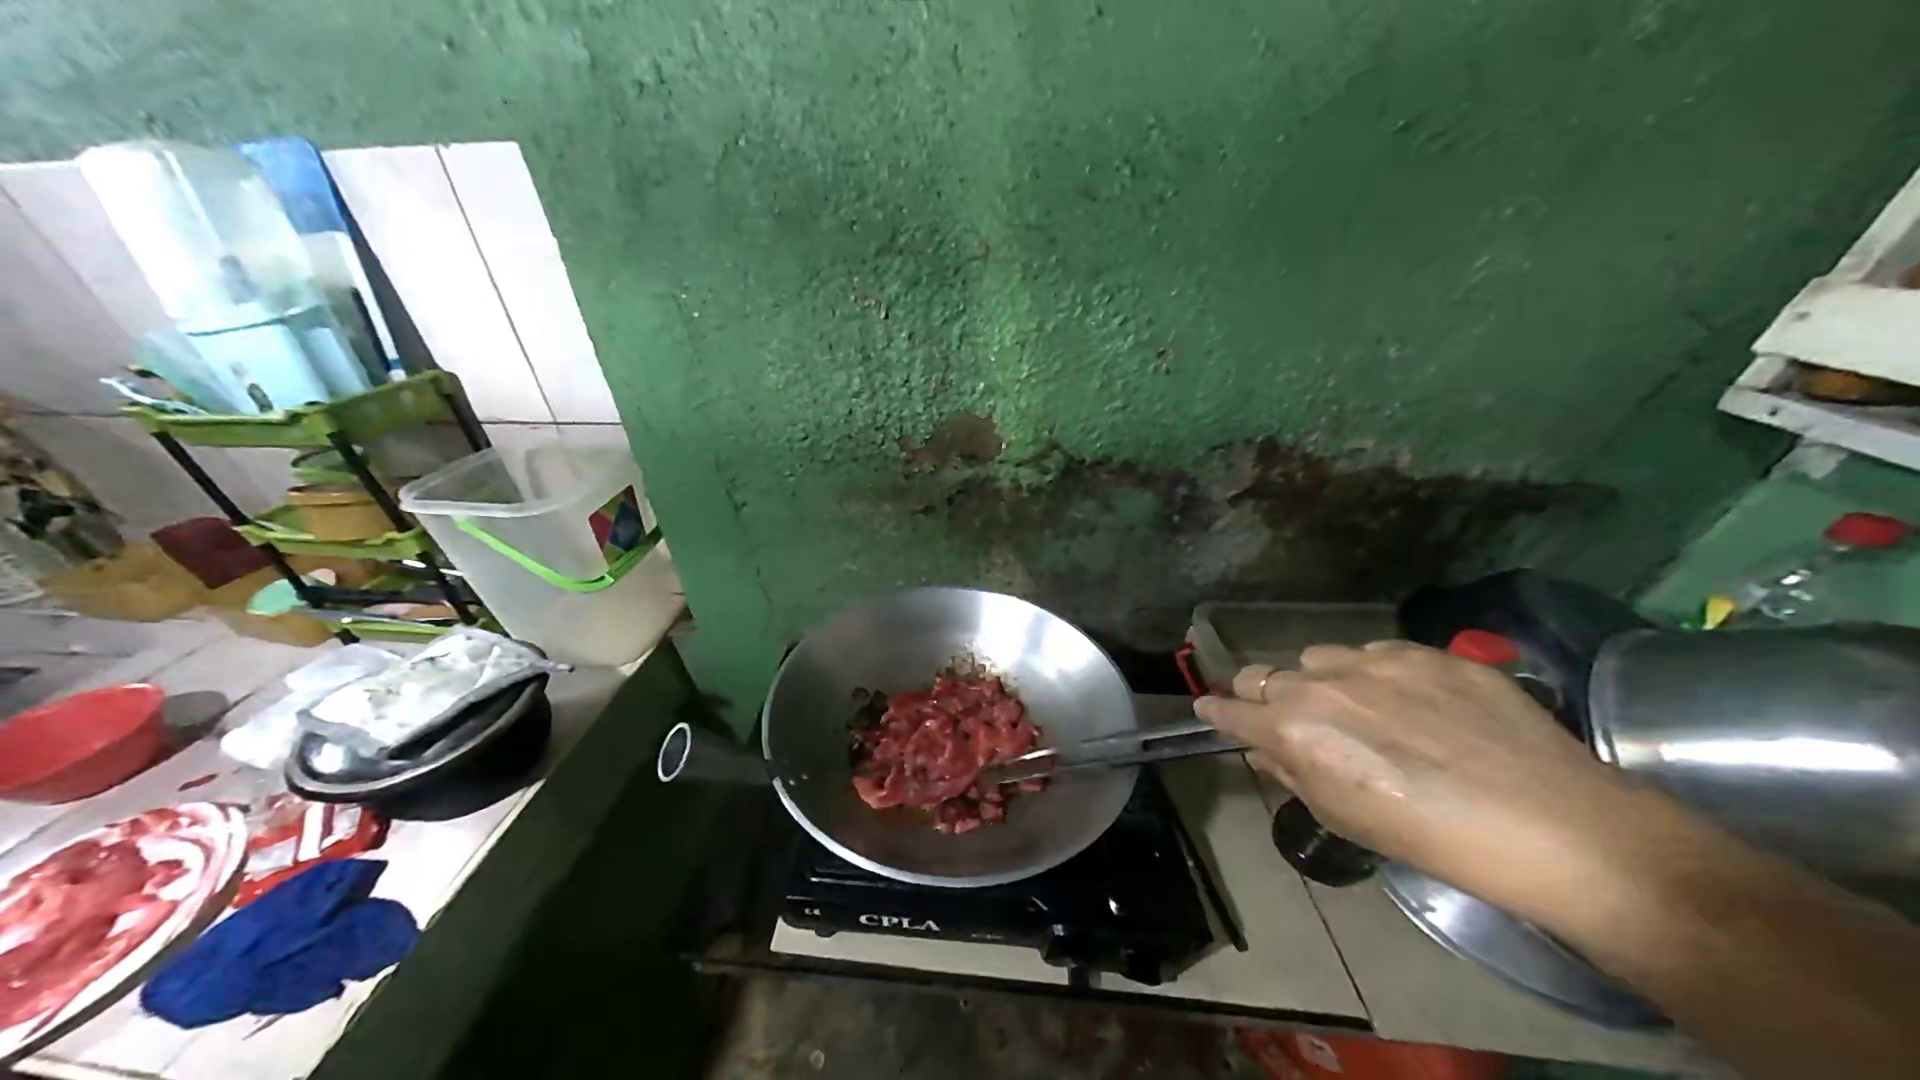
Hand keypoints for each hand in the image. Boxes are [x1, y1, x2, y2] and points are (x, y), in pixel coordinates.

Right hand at [1195, 641, 1648, 917]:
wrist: (1552, 825)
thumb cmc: (1432, 840)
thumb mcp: (1345, 819)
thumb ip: (1292, 775)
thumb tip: (1266, 751)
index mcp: (1292, 731)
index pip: (1229, 711)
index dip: (1216, 713)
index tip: (1211, 711)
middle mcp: (1319, 684)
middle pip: (1260, 673)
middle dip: (1263, 695)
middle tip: (1292, 719)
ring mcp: (1373, 660)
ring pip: (1318, 657)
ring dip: (1322, 680)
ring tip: (1362, 709)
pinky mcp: (1425, 651)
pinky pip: (1376, 651)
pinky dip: (1376, 673)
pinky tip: (1413, 702)